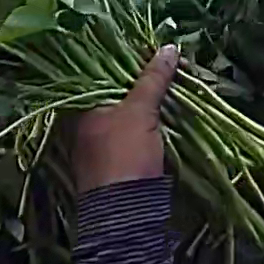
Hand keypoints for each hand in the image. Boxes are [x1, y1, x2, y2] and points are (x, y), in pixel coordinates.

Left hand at [72, 44, 177, 191]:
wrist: (127, 216)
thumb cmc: (125, 155)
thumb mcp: (140, 110)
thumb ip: (153, 78)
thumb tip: (169, 47)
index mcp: (85, 107)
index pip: (107, 69)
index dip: (134, 56)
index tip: (159, 49)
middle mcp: (90, 121)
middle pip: (122, 87)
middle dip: (149, 75)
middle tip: (175, 64)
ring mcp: (105, 140)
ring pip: (132, 106)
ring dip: (155, 94)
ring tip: (179, 79)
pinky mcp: (121, 155)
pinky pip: (139, 123)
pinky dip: (154, 113)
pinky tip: (173, 104)